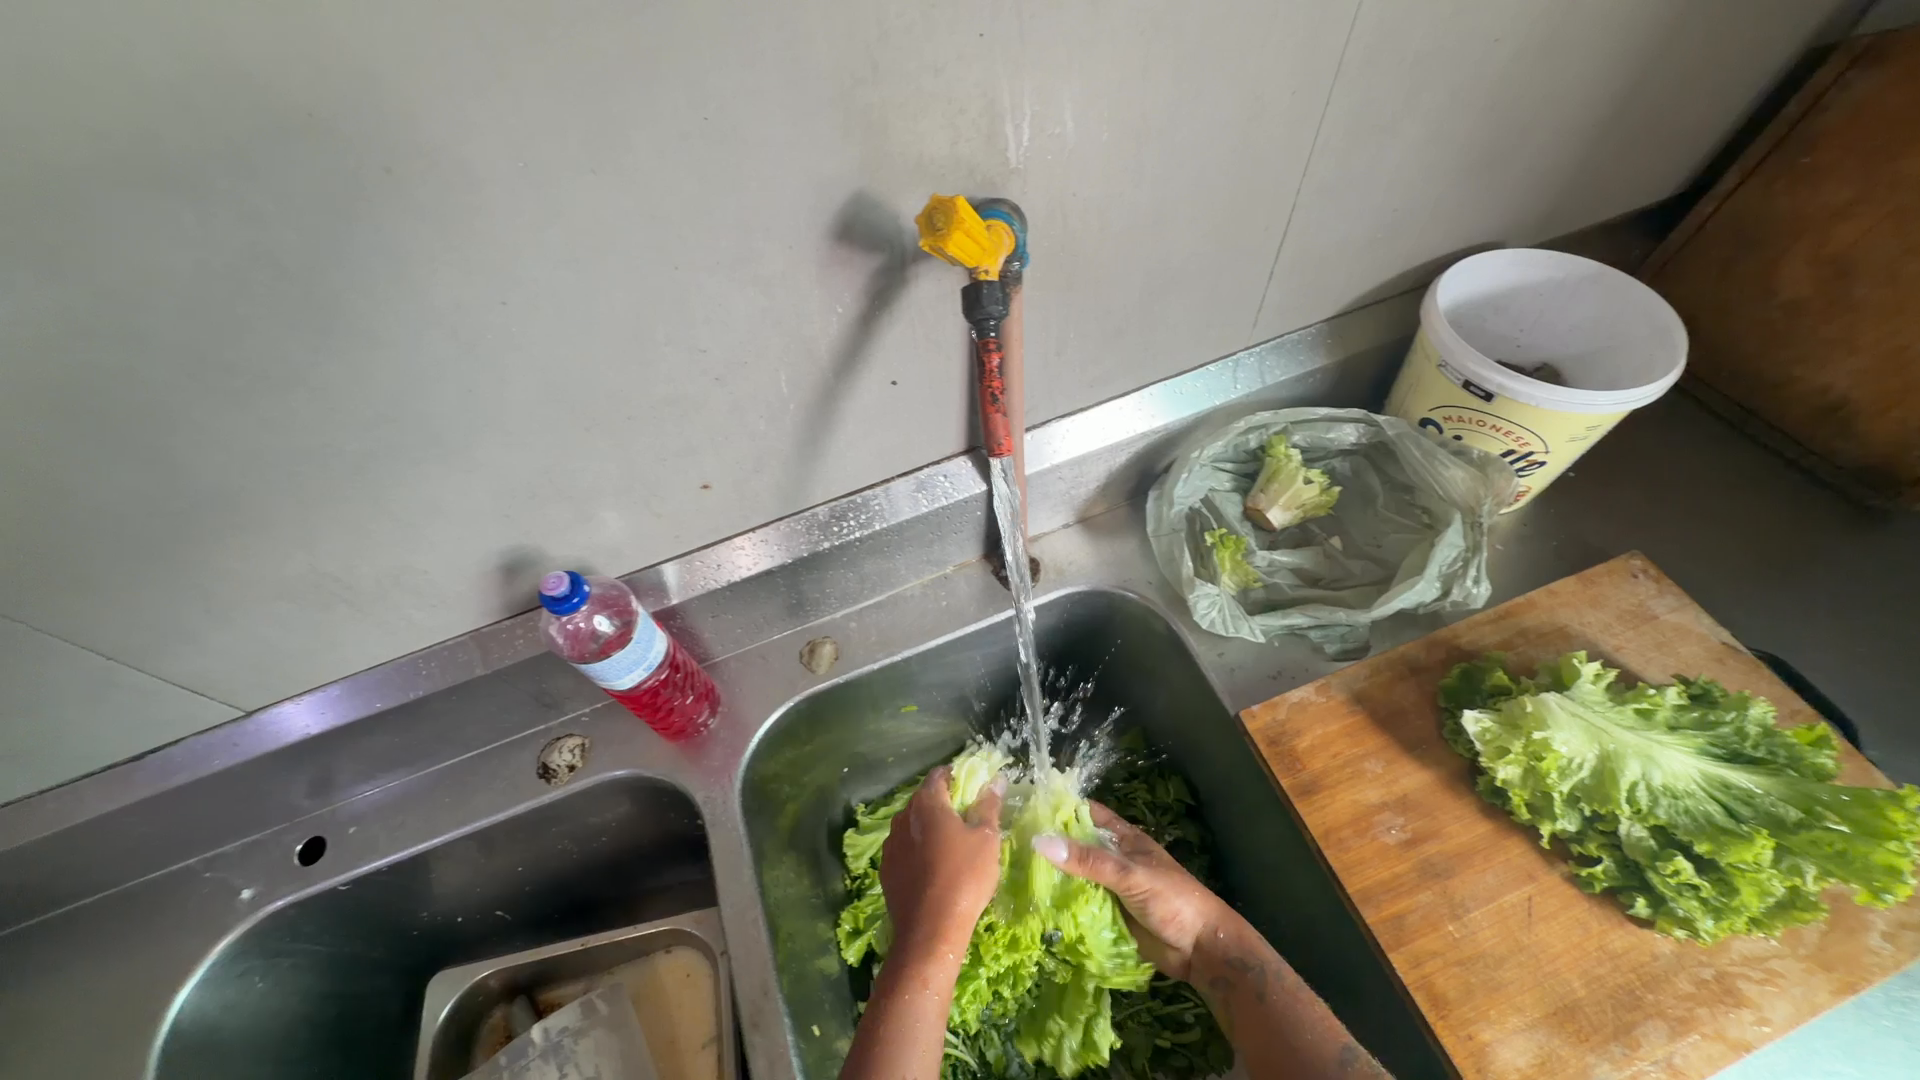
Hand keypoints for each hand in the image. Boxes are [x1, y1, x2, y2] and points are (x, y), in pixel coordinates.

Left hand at [880, 765, 1005, 958]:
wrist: (930, 930)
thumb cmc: (964, 877)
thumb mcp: (986, 839)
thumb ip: (988, 806)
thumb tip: (996, 780)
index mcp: (926, 804)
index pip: (938, 776)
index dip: (955, 776)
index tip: (970, 786)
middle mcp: (902, 817)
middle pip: (923, 799)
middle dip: (942, 802)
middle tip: (965, 814)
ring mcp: (890, 844)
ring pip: (912, 825)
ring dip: (928, 827)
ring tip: (950, 842)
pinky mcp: (886, 870)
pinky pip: (905, 849)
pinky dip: (918, 849)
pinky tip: (933, 866)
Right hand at [1032, 801, 1239, 979]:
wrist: (1200, 949)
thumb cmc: (1172, 899)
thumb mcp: (1129, 875)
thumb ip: (1088, 861)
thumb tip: (1040, 842)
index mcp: (1124, 840)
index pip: (1088, 815)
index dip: (1061, 808)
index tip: (1027, 806)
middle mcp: (1114, 860)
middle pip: (1077, 847)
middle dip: (1050, 845)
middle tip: (1009, 842)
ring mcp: (1110, 889)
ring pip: (1075, 878)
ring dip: (1053, 878)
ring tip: (1012, 872)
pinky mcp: (1108, 916)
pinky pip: (1079, 905)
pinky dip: (1061, 904)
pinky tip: (1033, 904)